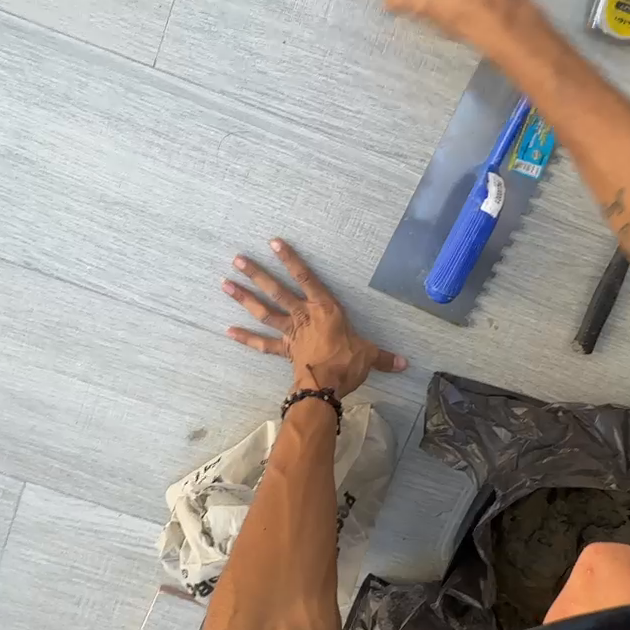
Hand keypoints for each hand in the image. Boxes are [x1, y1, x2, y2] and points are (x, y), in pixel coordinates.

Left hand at [221, 239, 407, 396]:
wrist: (326, 387)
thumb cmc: (347, 363)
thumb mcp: (369, 355)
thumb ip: (384, 357)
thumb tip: (404, 363)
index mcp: (325, 308)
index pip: (306, 277)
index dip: (290, 259)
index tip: (273, 242)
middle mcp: (304, 315)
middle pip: (276, 291)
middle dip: (257, 274)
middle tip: (237, 259)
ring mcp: (291, 332)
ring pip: (264, 311)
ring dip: (244, 297)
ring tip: (225, 283)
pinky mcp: (284, 350)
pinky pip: (262, 343)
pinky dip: (245, 337)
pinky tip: (228, 330)